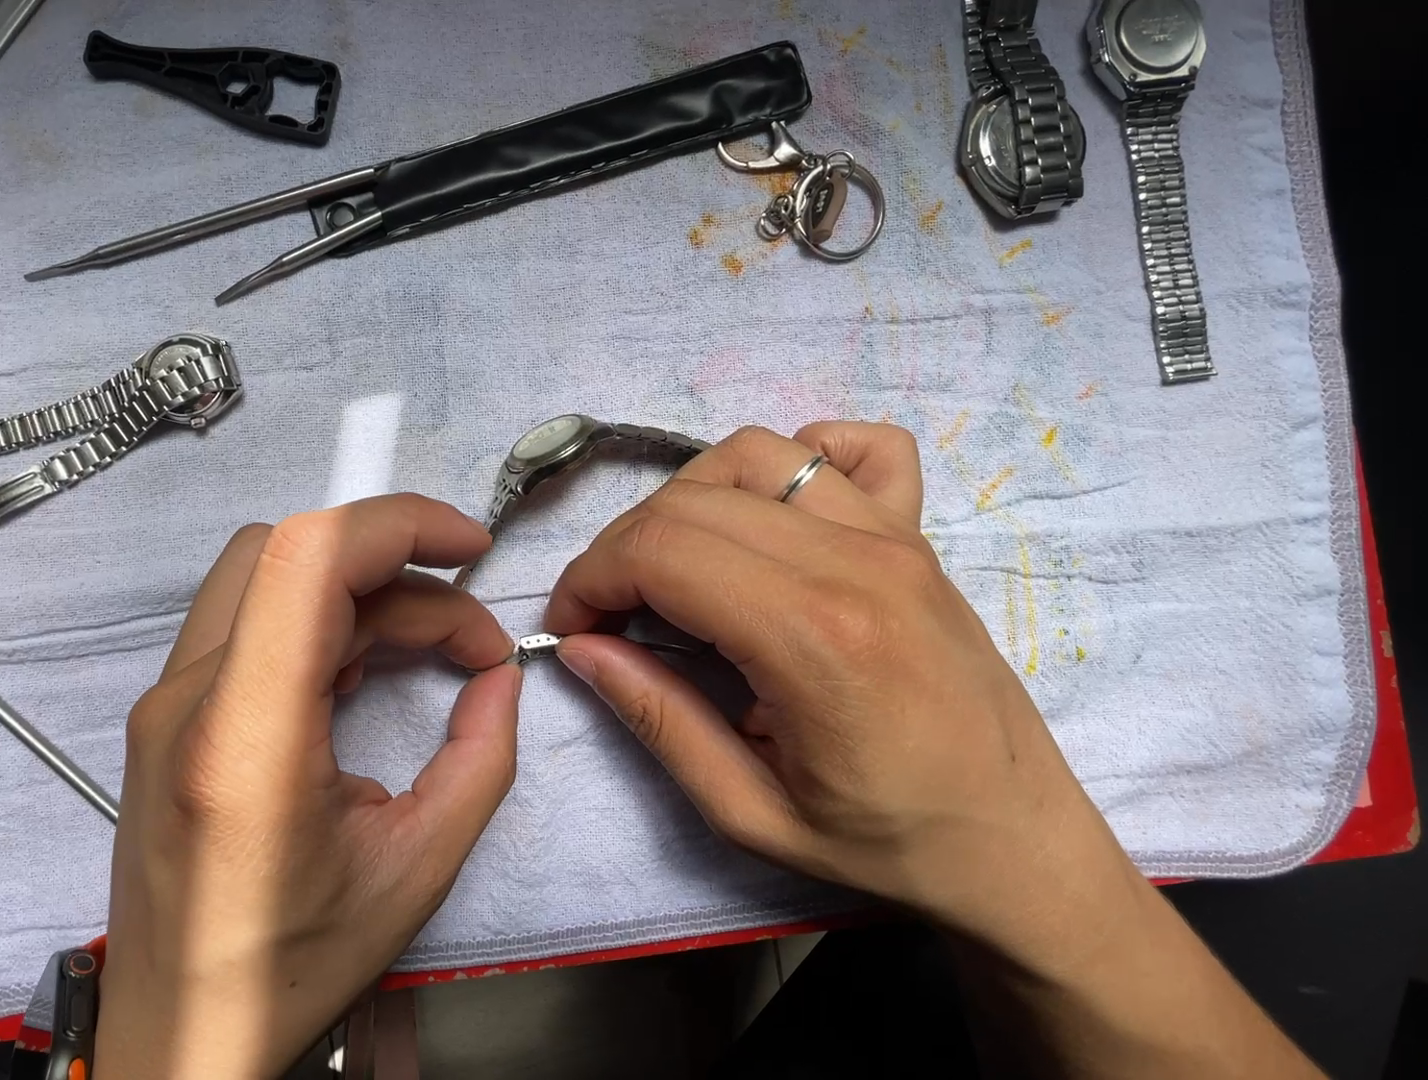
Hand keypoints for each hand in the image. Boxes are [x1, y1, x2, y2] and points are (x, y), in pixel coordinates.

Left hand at [98, 494, 519, 1078]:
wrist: (178, 1033)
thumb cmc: (294, 964)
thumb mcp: (417, 869)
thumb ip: (479, 758)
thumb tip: (499, 677)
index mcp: (246, 736)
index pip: (310, 558)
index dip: (400, 523)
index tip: (473, 549)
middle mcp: (188, 697)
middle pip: (293, 552)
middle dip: (399, 566)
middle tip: (466, 635)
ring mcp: (165, 698)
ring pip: (270, 575)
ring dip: (363, 592)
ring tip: (427, 653)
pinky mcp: (168, 709)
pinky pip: (254, 620)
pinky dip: (324, 620)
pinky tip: (365, 673)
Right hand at [545, 423, 1130, 952]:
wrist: (1021, 848)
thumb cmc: (886, 846)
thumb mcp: (749, 813)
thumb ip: (658, 720)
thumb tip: (582, 648)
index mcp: (812, 639)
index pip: (660, 551)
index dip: (589, 579)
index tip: (570, 627)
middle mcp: (856, 562)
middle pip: (690, 501)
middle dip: (619, 548)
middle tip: (608, 612)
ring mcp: (896, 537)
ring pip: (754, 453)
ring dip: (686, 499)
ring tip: (675, 566)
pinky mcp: (919, 536)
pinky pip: (857, 447)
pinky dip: (796, 459)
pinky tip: (774, 516)